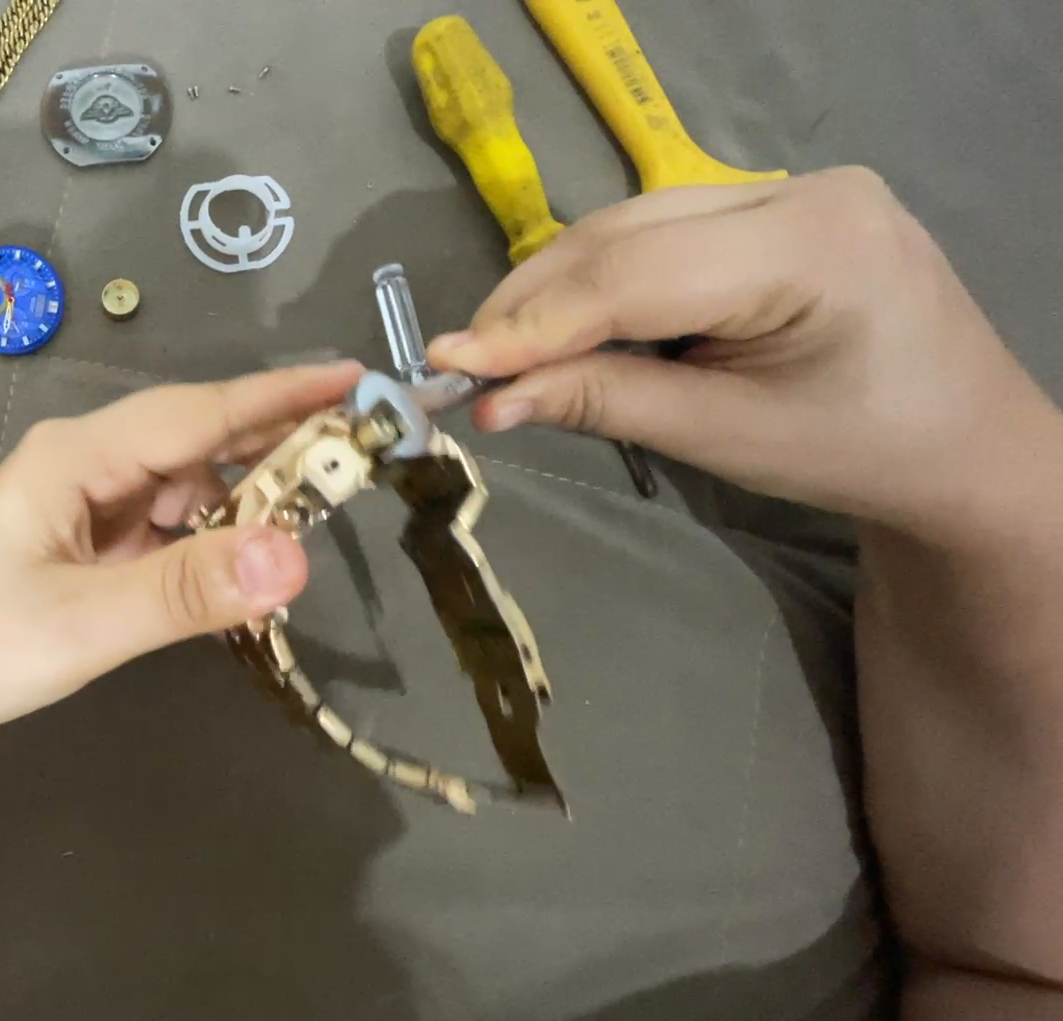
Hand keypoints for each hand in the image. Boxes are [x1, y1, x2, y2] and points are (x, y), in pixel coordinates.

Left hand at [0, 362, 365, 738]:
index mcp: (76, 455)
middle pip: (197, 441)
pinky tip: (240, 567)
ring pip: (186, 485)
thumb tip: (296, 558)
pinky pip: (167, 524)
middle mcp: (86, 461)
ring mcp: (88, 498)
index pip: (197, 412)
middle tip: (356, 460)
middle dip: (274, 447)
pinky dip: (209, 541)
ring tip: (307, 527)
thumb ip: (187, 590)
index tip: (357, 380)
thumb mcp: (86, 623)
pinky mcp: (91, 536)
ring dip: (244, 504)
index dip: (279, 395)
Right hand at [427, 167, 1061, 538]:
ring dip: (544, 291)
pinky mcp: (758, 208)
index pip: (630, 277)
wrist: (956, 439)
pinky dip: (582, 285)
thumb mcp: (716, 433)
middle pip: (615, 236)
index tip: (445, 364)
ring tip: (496, 352)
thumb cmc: (848, 448)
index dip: (527, 325)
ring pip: (617, 227)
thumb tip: (488, 403)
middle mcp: (795, 190)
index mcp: (812, 244)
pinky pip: (640, 235)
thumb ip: (598, 402)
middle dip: (525, 304)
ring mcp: (778, 190)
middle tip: (460, 364)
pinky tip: (555, 327)